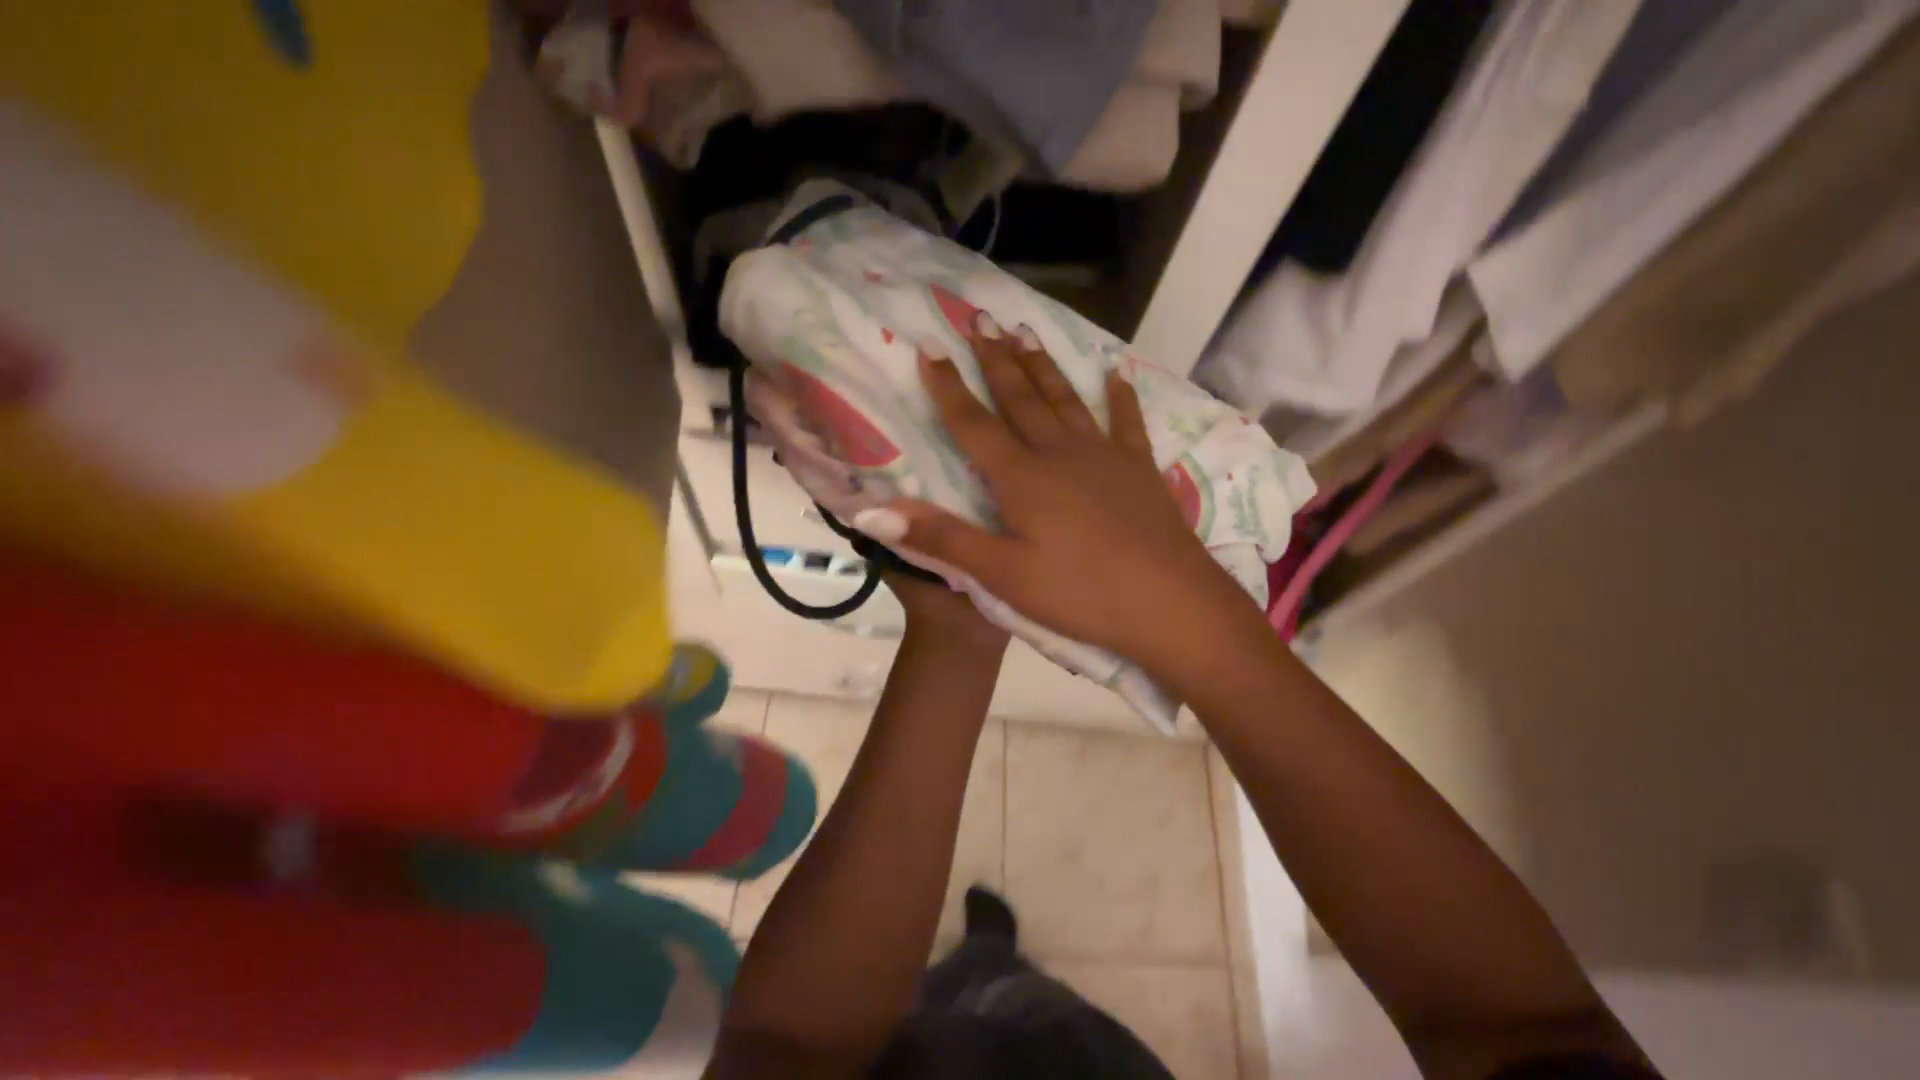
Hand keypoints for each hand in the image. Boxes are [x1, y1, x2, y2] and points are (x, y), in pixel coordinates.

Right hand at [852, 314, 1253, 676]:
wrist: (1171, 603)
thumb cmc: (1081, 594)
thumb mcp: (1003, 576)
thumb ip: (941, 539)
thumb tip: (870, 512)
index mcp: (1021, 478)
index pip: (973, 423)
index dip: (947, 386)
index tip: (929, 346)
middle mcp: (1060, 453)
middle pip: (1020, 396)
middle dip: (996, 358)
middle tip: (980, 317)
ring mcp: (1104, 456)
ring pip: (1065, 398)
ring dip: (1043, 365)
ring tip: (1026, 330)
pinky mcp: (1140, 469)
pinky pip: (1126, 421)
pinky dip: (1120, 395)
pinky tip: (1117, 372)